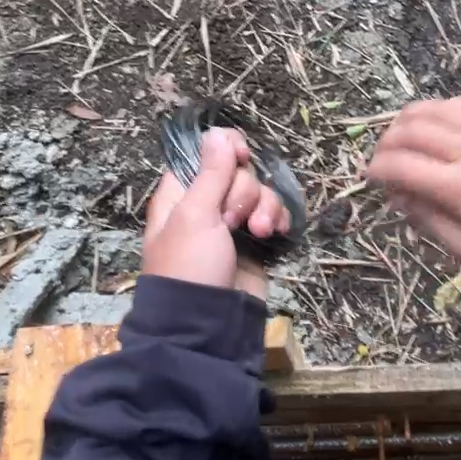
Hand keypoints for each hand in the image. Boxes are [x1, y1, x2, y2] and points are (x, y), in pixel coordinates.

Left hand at [142, 127, 291, 301]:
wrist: (209, 327)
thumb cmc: (190, 267)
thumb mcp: (195, 216)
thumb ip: (212, 173)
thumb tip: (217, 132)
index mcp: (181, 194)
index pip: (206, 153)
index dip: (226, 150)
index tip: (241, 157)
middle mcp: (206, 205)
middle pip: (238, 172)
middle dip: (245, 191)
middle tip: (233, 219)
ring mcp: (232, 225)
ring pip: (259, 193)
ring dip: (265, 207)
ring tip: (258, 232)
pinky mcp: (254, 242)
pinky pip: (273, 215)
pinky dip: (278, 220)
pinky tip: (275, 233)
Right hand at [366, 98, 460, 268]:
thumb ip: (426, 220)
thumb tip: (396, 196)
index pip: (404, 166)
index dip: (378, 169)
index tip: (370, 178)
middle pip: (412, 131)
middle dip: (386, 144)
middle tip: (382, 161)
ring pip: (432, 109)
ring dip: (405, 121)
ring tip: (400, 140)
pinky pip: (458, 103)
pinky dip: (435, 110)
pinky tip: (429, 125)